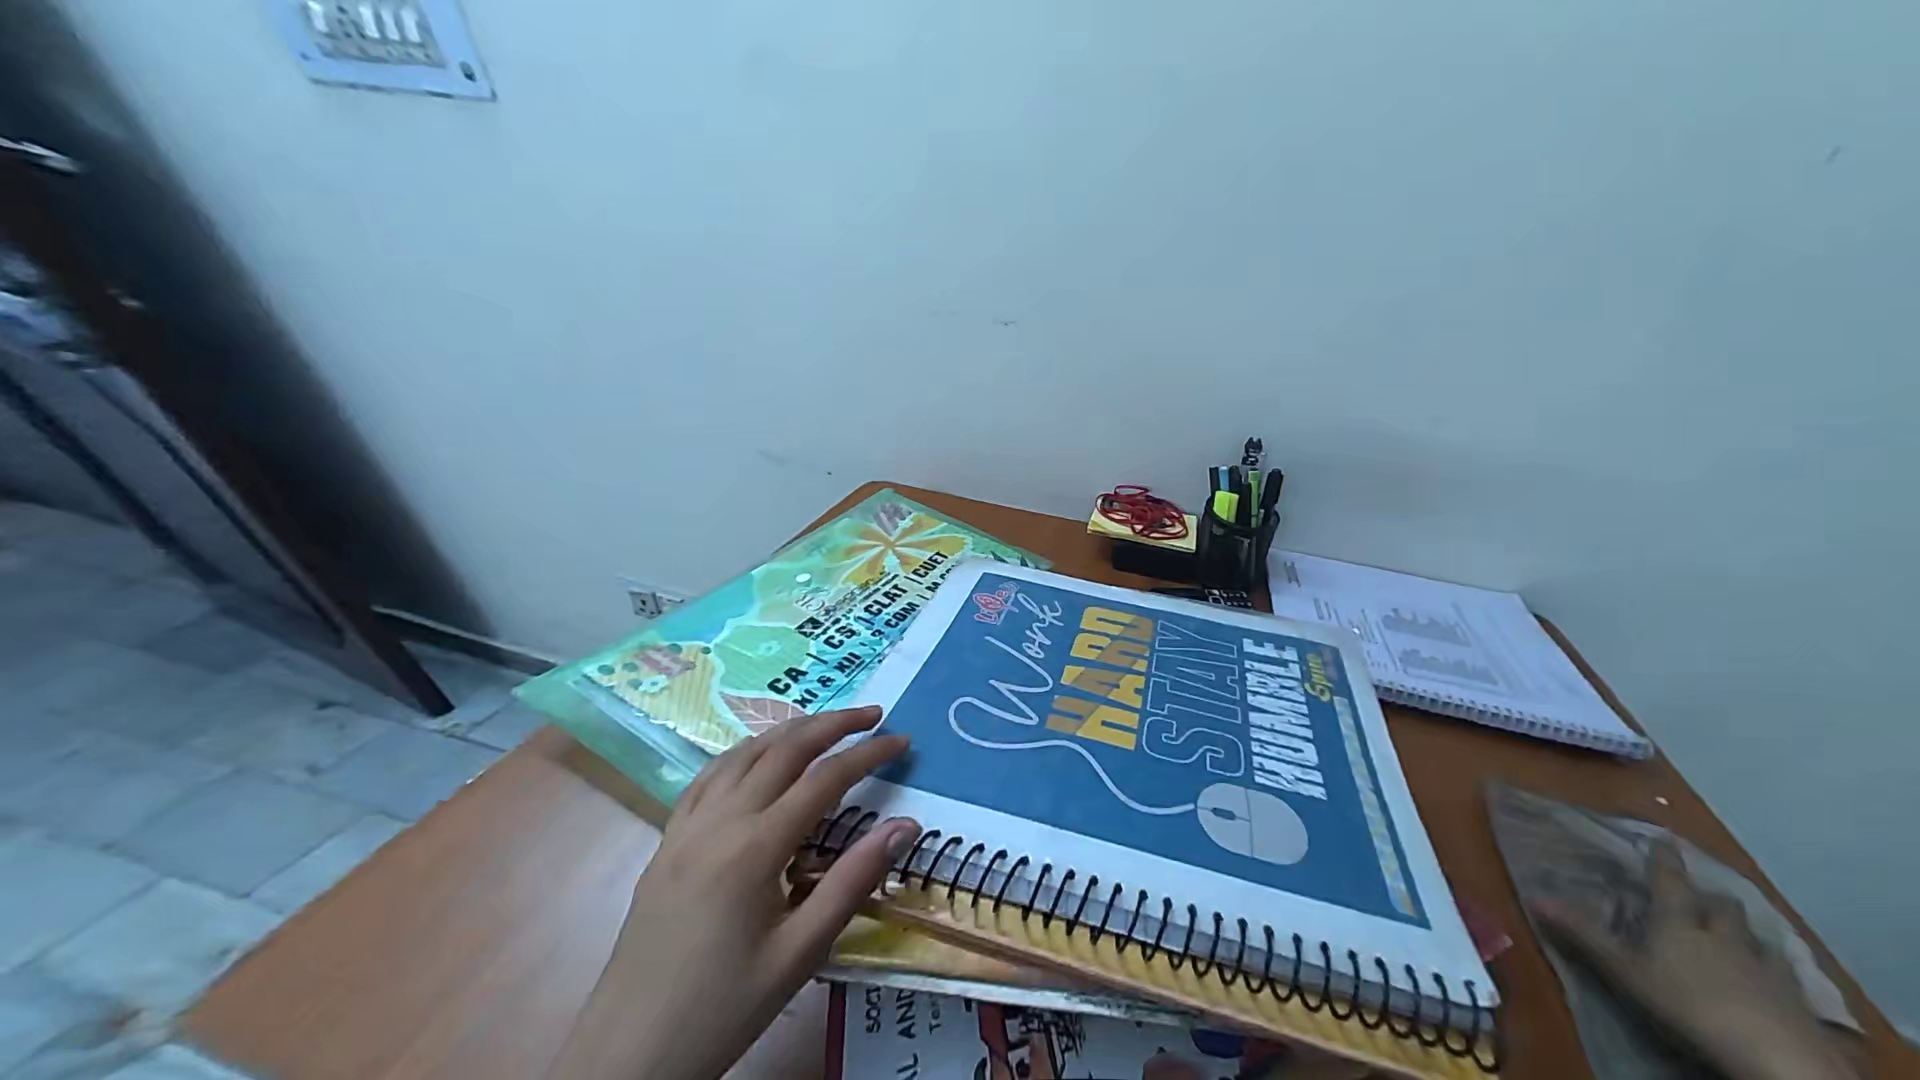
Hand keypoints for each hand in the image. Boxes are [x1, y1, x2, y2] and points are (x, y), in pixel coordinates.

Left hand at [545, 706, 919, 1079]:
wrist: (629, 1053)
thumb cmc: (724, 1008)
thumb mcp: (800, 953)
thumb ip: (853, 881)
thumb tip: (906, 826)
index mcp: (756, 847)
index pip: (825, 779)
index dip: (869, 754)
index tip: (903, 741)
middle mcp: (720, 820)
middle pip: (784, 750)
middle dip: (832, 724)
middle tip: (873, 714)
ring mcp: (687, 826)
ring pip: (743, 754)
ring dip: (789, 731)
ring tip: (825, 725)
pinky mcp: (667, 840)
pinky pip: (709, 776)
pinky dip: (744, 753)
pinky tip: (757, 757)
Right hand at [1531, 839, 1856, 1079]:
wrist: (1777, 1056)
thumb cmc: (1687, 1003)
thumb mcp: (1625, 971)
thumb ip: (1584, 935)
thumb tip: (1534, 896)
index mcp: (1679, 923)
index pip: (1668, 882)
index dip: (1664, 860)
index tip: (1663, 838)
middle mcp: (1722, 935)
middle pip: (1721, 906)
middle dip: (1710, 897)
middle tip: (1700, 896)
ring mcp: (1765, 966)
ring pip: (1755, 935)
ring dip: (1742, 929)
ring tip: (1734, 933)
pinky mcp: (1796, 998)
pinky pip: (1784, 970)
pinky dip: (1772, 965)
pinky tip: (1770, 975)